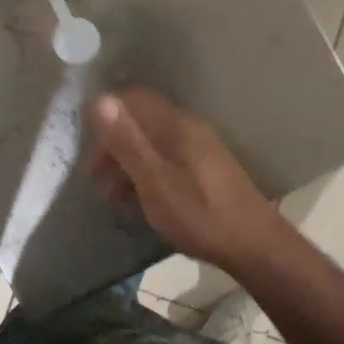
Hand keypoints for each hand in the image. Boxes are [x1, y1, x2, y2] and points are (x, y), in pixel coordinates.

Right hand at [88, 87, 283, 270]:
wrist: (254, 245)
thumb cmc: (199, 214)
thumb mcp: (154, 181)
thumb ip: (127, 141)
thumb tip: (101, 100)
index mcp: (176, 125)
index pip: (133, 98)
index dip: (106, 117)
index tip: (89, 151)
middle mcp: (189, 126)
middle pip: (141, 121)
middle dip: (114, 145)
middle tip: (97, 180)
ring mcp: (200, 146)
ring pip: (153, 142)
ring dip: (128, 163)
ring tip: (113, 197)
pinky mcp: (206, 166)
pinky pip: (167, 157)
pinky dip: (147, 172)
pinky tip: (140, 200)